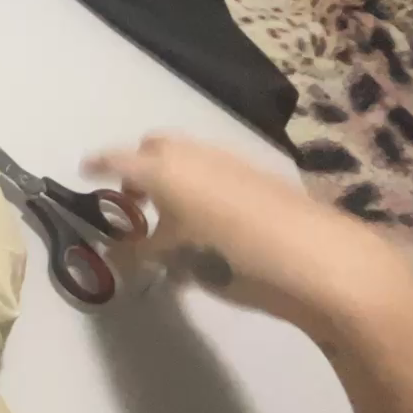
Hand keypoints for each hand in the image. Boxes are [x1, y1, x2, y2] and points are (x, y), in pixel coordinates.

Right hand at [84, 135, 412, 335]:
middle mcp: (193, 156)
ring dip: (173, 175)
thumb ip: (139, 251)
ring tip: (173, 214)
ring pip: (190, 157)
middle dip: (139, 165)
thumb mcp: (176, 260)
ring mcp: (232, 163)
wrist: (328, 265)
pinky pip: (217, 171)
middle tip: (133, 198)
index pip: (115, 159)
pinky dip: (202, 185)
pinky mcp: (264, 178)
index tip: (84, 172)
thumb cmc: (233, 258)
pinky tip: (211, 220)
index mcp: (161, 169)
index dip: (96, 165)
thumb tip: (115, 254)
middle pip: (154, 147)